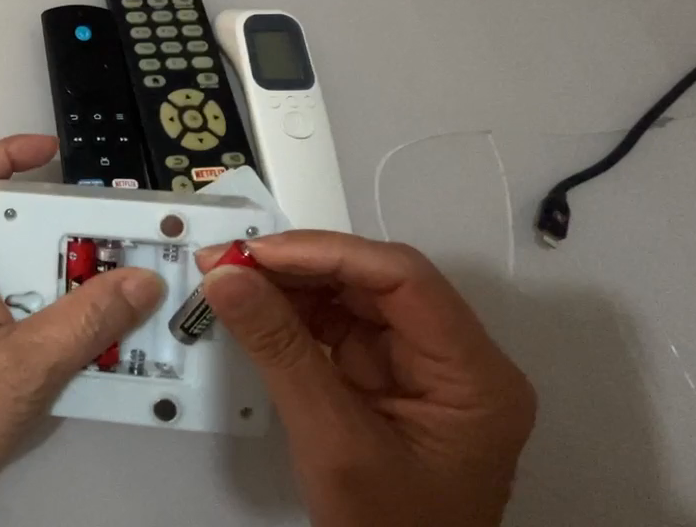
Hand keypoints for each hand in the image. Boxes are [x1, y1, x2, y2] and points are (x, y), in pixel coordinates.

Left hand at [0, 135, 165, 526]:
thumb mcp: (27, 364)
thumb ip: (87, 320)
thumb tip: (141, 279)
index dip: (10, 152)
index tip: (55, 151)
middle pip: (11, 223)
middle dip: (65, 226)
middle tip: (119, 237)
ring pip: (21, 266)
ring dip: (68, 274)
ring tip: (121, 287)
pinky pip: (20, 301)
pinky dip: (57, 306)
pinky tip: (96, 334)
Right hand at [197, 231, 535, 526]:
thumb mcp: (332, 441)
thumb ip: (280, 350)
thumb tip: (223, 276)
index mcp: (472, 375)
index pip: (403, 279)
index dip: (325, 253)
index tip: (254, 254)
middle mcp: (452, 358)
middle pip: (373, 279)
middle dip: (296, 264)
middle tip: (226, 261)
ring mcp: (415, 365)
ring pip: (348, 292)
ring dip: (285, 282)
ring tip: (228, 279)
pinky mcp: (380, 373)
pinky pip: (332, 320)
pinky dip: (287, 309)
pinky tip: (251, 306)